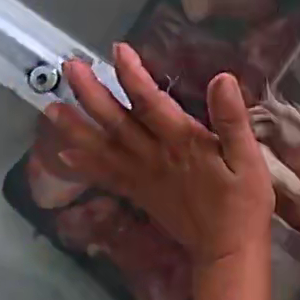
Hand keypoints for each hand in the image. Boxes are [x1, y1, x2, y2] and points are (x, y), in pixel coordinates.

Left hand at [47, 43, 274, 267]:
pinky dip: (83, 166)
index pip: (150, 102)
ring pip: (102, 148)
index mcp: (183, 143)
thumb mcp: (249, 158)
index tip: (118, 50)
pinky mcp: (140, 194)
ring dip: (75, 127)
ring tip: (50, 108)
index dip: (132, 75)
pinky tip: (64, 156)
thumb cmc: (244, 201)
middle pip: (115, 122)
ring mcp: (143, 177)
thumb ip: (232, 119)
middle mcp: (155, 157)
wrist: (227, 249)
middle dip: (91, 93)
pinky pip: (106, 177)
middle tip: (69, 67)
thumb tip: (222, 78)